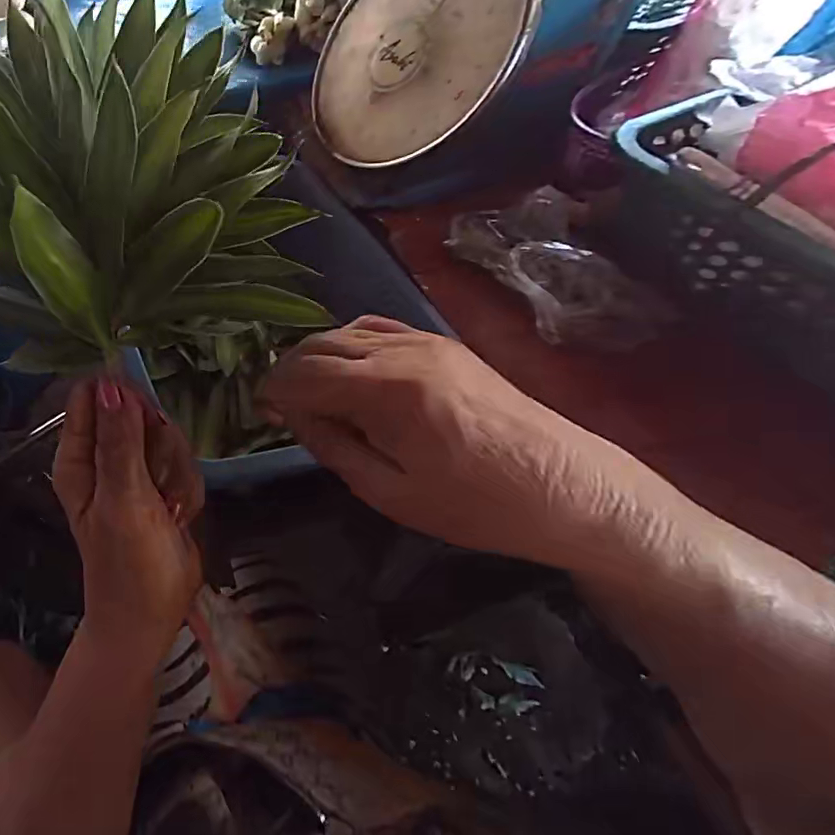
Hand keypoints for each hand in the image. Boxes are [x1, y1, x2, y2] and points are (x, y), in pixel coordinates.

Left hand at [52, 378, 203, 661]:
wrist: (153, 616)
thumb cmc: (127, 562)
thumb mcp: (122, 499)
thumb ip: (119, 442)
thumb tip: (110, 384)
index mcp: (78, 455)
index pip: (91, 397)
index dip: (122, 397)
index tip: (148, 420)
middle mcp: (102, 457)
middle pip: (137, 412)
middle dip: (159, 445)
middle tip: (158, 480)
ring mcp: (133, 470)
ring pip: (166, 438)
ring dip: (175, 473)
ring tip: (168, 509)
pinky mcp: (160, 485)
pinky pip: (182, 464)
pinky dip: (187, 491)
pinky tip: (179, 518)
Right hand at [260, 316, 673, 568]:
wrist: (573, 489)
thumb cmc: (478, 505)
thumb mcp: (390, 493)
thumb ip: (331, 446)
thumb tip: (293, 414)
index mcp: (386, 391)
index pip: (302, 374)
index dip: (272, 391)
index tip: (262, 412)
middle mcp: (401, 352)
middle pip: (316, 345)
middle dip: (286, 372)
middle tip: (279, 407)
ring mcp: (424, 341)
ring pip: (342, 333)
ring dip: (314, 358)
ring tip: (309, 394)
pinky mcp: (442, 342)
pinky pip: (375, 329)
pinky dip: (346, 344)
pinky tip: (346, 371)